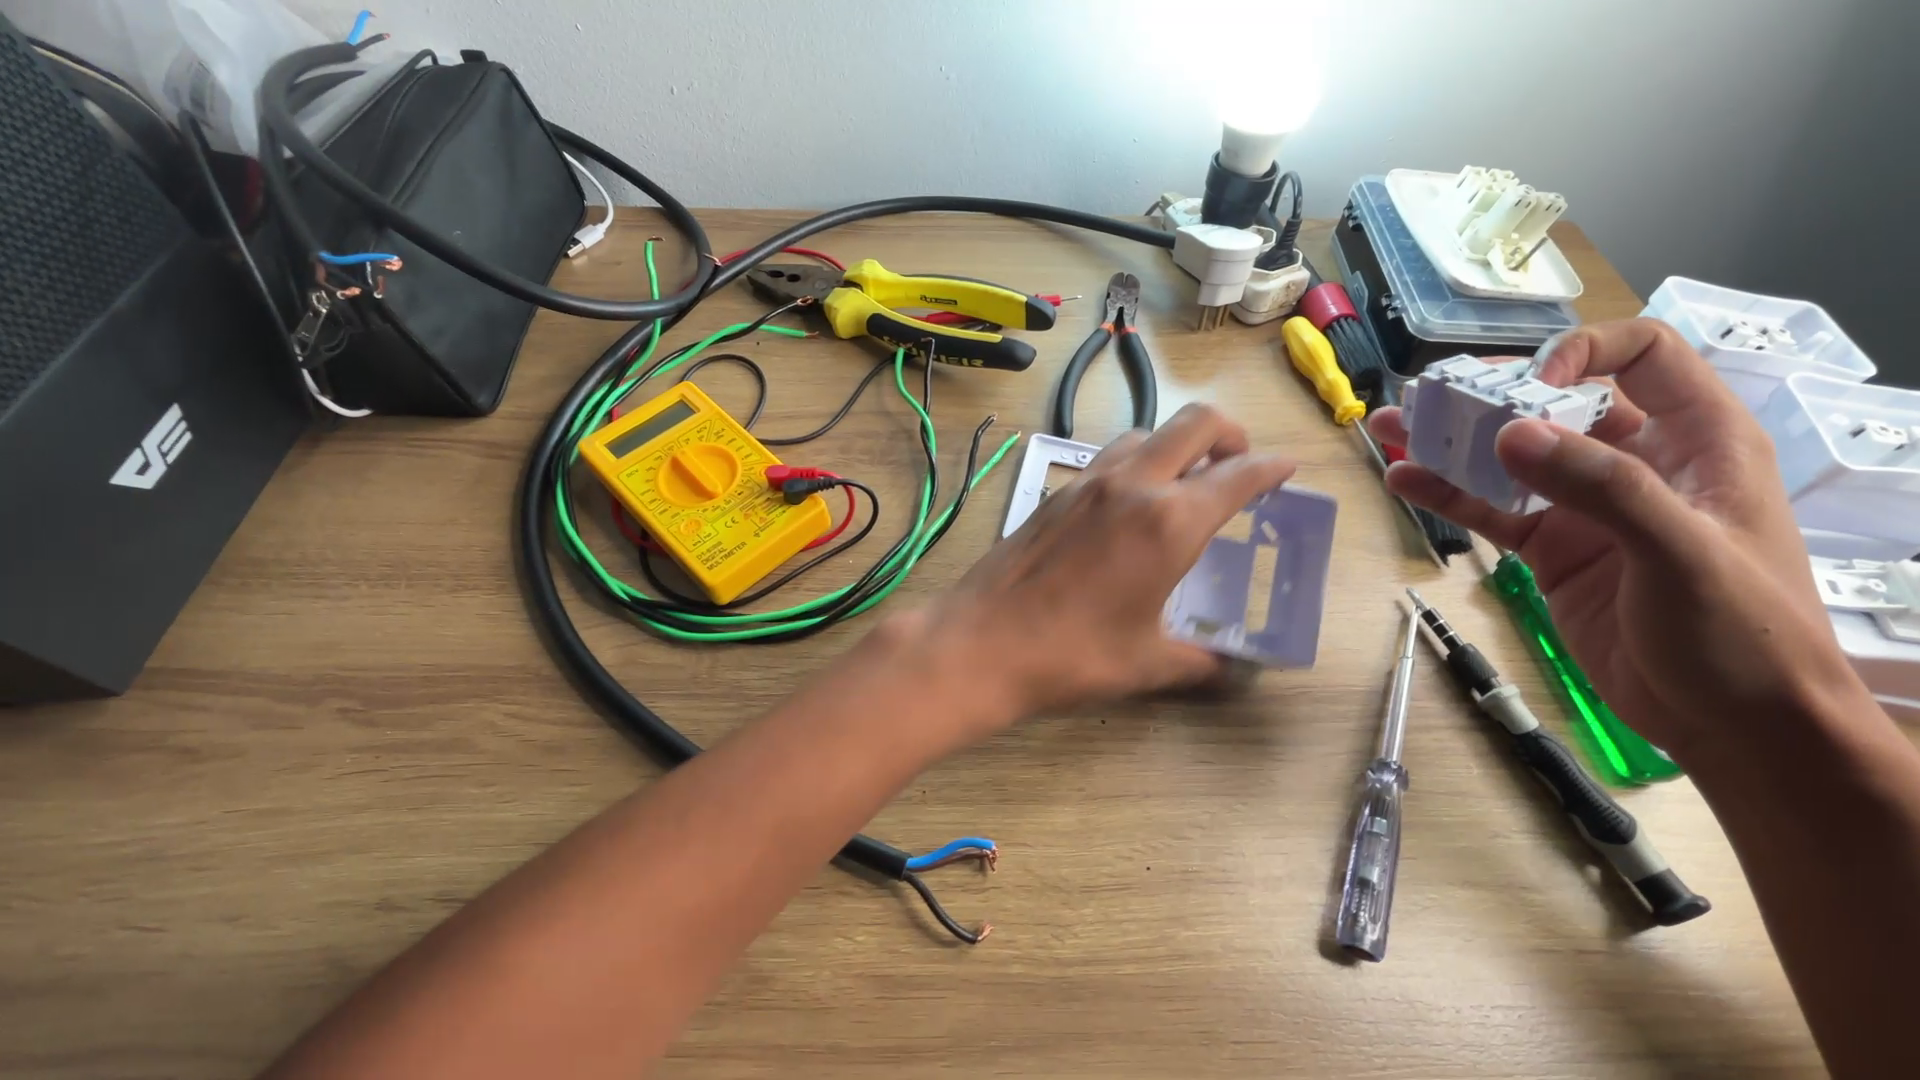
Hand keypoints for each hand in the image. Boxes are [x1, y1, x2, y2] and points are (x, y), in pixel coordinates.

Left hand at [927, 404, 1294, 719]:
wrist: (979, 644)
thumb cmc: (1071, 656)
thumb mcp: (1146, 664)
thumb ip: (1198, 662)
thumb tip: (1228, 671)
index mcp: (1169, 522)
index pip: (1238, 475)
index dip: (1271, 468)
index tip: (1287, 469)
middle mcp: (1132, 486)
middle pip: (1195, 423)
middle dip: (1230, 434)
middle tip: (1238, 464)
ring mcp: (1088, 483)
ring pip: (1146, 434)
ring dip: (1176, 445)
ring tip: (1183, 483)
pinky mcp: (1055, 494)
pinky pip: (1108, 459)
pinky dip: (1135, 464)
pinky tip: (1128, 506)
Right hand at [1369, 319, 1867, 761]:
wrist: (1734, 723)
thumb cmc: (1740, 632)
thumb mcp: (1681, 553)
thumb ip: (1601, 487)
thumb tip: (1510, 434)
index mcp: (1697, 440)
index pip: (1643, 356)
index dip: (1583, 353)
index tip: (1527, 386)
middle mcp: (1637, 461)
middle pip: (1554, 404)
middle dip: (1489, 395)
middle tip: (1426, 396)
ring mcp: (1586, 507)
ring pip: (1510, 457)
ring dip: (1450, 442)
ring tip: (1392, 427)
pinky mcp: (1551, 548)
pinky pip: (1491, 510)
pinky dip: (1447, 495)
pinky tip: (1404, 481)